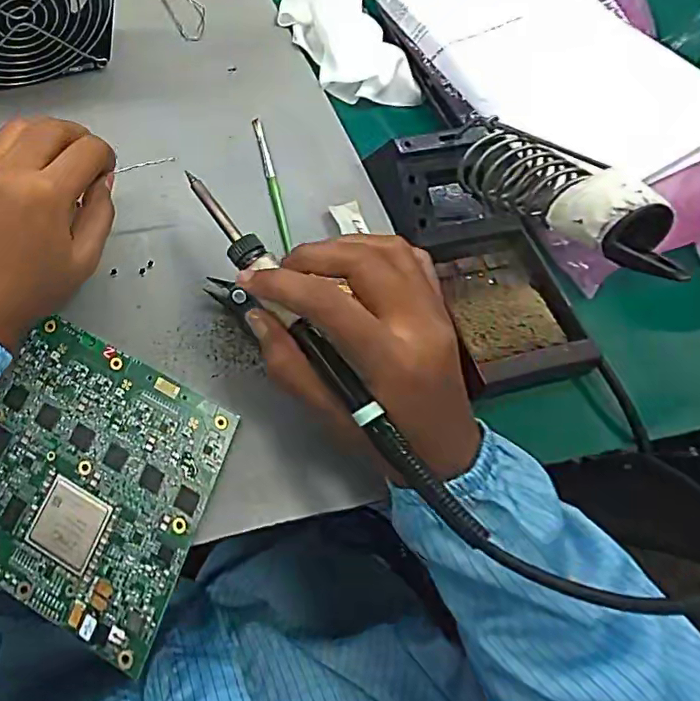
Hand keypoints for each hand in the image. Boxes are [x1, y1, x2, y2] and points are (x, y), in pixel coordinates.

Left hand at [0, 117, 116, 348]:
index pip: (88, 150)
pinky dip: (3, 143)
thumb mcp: (84, 259)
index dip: (105, 155)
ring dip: (42, 135)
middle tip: (81, 158)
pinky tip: (12, 162)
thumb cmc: (32, 289)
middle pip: (54, 128)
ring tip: (49, 156)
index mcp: (47, 194)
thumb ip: (101, 212)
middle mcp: (11, 173)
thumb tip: (101, 177)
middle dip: (77, 138)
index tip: (102, 171)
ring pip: (18, 127)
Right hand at [239, 234, 480, 481]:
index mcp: (391, 361)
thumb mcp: (327, 414)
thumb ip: (287, 363)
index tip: (252, 281)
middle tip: (279, 272)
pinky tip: (348, 262)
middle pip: (360, 261)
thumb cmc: (388, 444)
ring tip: (309, 265)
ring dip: (338, 247)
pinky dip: (370, 248)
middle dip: (308, 257)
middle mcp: (419, 325)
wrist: (447, 454)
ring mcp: (434, 310)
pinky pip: (407, 255)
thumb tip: (259, 316)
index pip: (328, 302)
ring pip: (386, 248)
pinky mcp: (438, 303)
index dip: (281, 284)